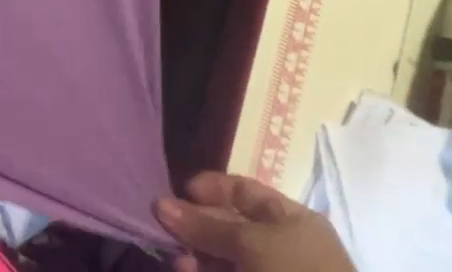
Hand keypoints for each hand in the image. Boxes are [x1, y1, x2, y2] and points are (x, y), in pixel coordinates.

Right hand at [154, 172, 353, 271]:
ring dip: (195, 254)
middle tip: (166, 229)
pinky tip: (185, 271)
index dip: (210, 188)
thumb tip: (159, 204)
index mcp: (293, 221)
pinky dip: (202, 271)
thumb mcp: (250, 244)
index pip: (243, 191)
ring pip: (222, 255)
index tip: (178, 193)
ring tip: (178, 260)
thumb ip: (204, 225)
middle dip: (195, 224)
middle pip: (227, 223)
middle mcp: (281, 245)